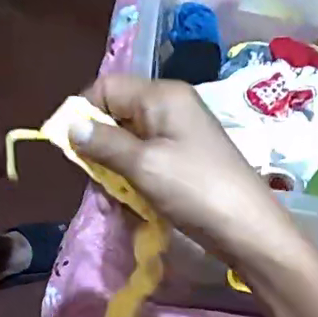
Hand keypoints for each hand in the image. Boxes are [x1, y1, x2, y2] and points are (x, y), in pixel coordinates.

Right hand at [71, 74, 306, 265]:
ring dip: (117, 176)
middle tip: (98, 190)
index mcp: (162, 96)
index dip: (83, 113)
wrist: (248, 229)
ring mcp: (181, 138)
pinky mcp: (187, 165)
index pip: (107, 87)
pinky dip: (137, 186)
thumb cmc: (195, 190)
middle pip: (118, 118)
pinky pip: (149, 166)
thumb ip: (104, 144)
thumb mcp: (144, 166)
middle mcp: (172, 109)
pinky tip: (136, 210)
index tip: (69, 150)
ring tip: (117, 208)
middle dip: (100, 153)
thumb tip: (69, 124)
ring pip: (131, 147)